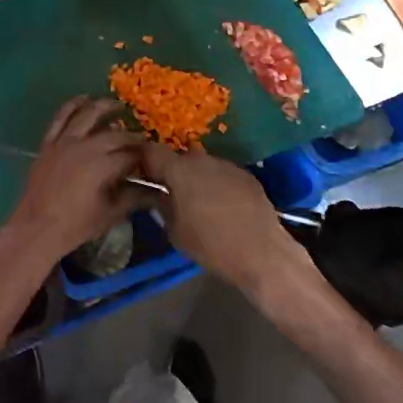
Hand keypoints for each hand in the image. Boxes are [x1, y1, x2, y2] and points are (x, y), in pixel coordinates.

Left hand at [5, 97, 151, 257]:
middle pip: (114, 135)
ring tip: (118, 105)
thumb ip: (133, 198)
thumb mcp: (109, 214)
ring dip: (105, 107)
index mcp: (102, 165)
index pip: (130, 155)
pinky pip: (61, 117)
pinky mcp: (49, 142)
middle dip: (131, 136)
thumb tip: (156, 191)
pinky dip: (73, 105)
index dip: (143, 156)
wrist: (36, 228)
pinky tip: (84, 99)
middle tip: (141, 139)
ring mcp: (65, 141)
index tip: (152, 158)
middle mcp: (85, 147)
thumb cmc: (75, 226)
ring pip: (88, 115)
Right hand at [142, 143, 305, 291]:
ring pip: (203, 166)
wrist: (261, 252)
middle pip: (180, 159)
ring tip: (200, 203)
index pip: (151, 151)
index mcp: (179, 170)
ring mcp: (227, 165)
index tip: (140, 171)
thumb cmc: (211, 244)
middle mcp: (202, 159)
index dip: (143, 159)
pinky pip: (222, 174)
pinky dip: (218, 185)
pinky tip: (223, 207)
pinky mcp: (246, 174)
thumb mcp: (174, 231)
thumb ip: (162, 206)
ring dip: (197, 178)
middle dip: (174, 172)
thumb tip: (158, 195)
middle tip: (172, 194)